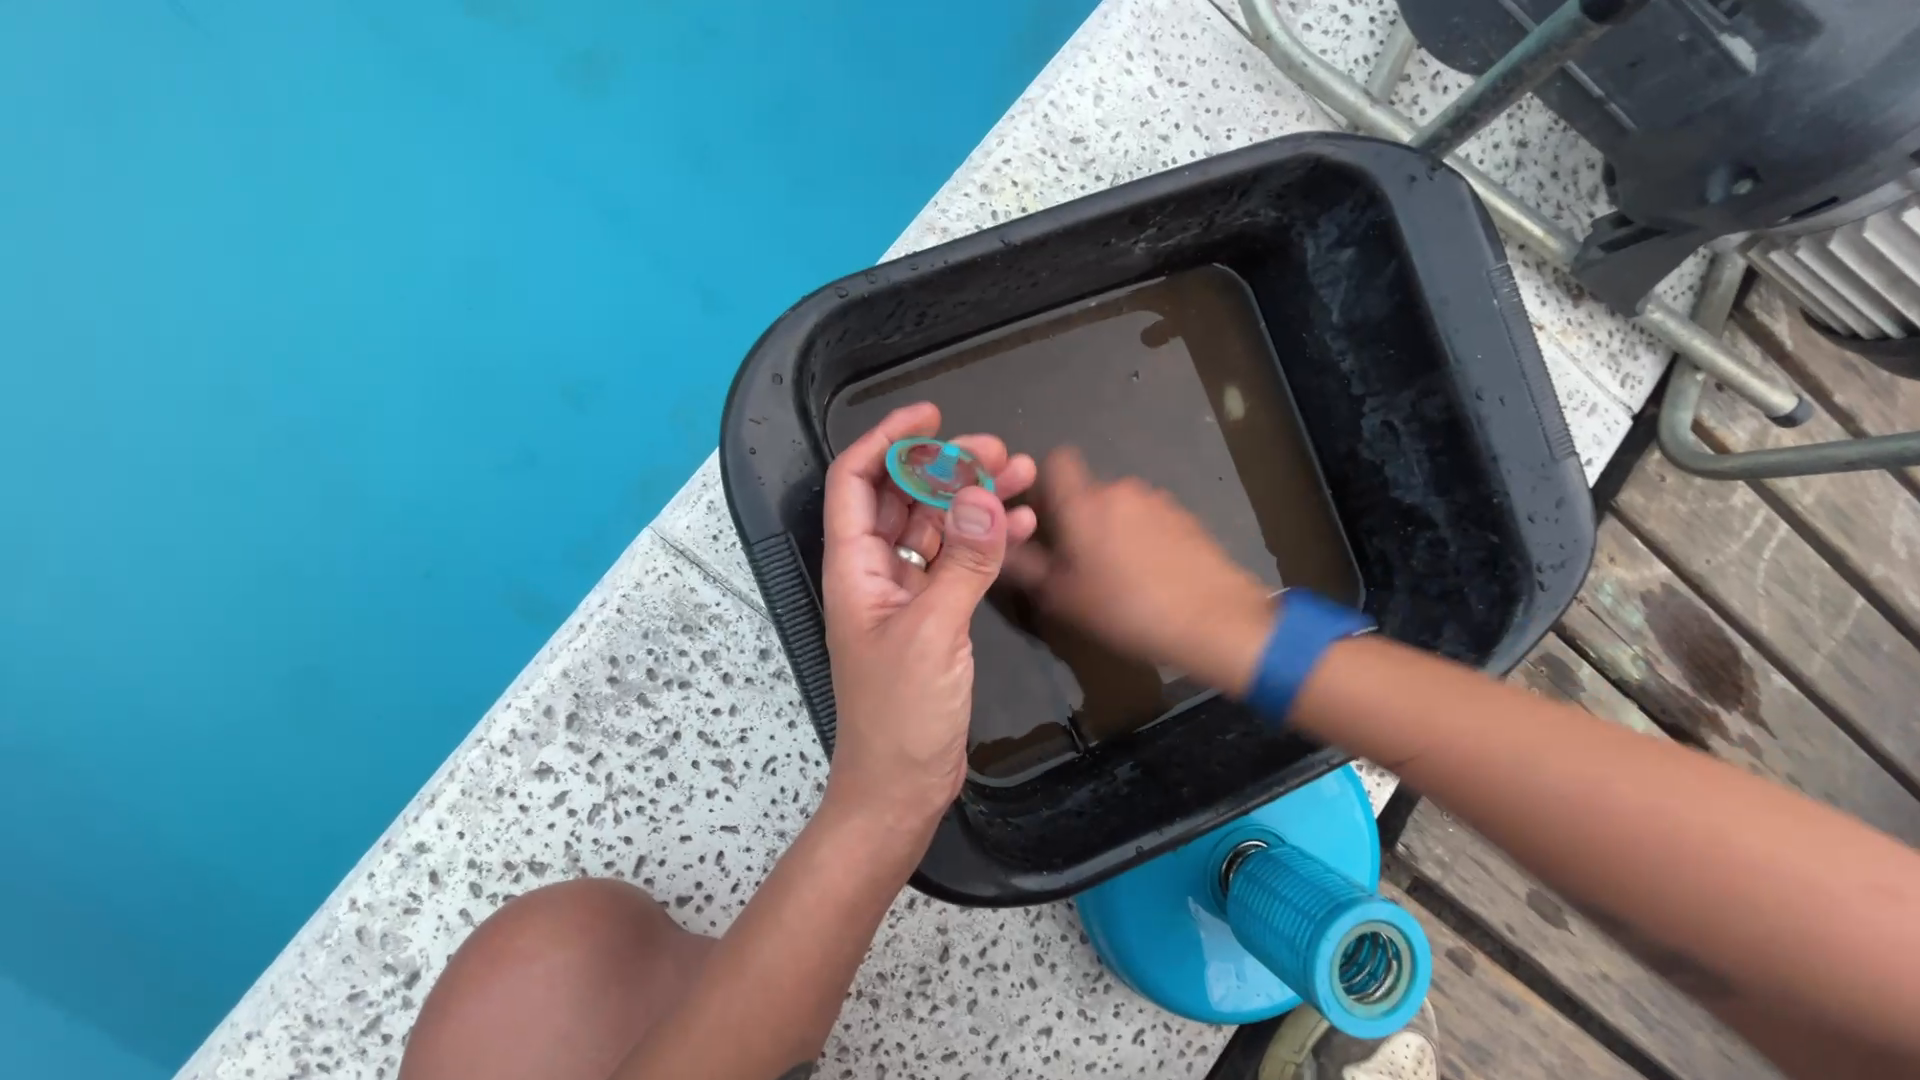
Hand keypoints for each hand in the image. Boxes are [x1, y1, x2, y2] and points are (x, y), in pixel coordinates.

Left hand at [820, 403, 1037, 826]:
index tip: (931, 415)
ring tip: (1021, 476)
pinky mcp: (935, 615)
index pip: (857, 481)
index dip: (888, 441)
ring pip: (938, 527)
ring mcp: (907, 594)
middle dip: (946, 467)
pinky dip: (987, 541)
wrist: (901, 785)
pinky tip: (1021, 525)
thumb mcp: (933, 633)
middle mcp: (875, 572)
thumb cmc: (900, 716)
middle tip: (998, 451)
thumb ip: (963, 564)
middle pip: (905, 498)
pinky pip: (960, 563)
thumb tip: (987, 498)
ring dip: (974, 500)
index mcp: (854, 568)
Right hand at [1004, 447, 1272, 695]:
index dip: (1044, 483)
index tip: (1041, 518)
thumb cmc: (1126, 609)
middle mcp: (1118, 488)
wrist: (1214, 619)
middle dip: (1076, 517)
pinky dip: (1140, 536)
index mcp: (1082, 502)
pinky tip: (1149, 574)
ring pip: (1117, 505)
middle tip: (1075, 561)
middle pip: (1085, 489)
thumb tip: (999, 546)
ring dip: (1109, 527)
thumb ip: (1024, 566)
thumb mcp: (1062, 597)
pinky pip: (1147, 517)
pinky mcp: (1184, 515)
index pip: (1055, 461)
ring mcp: (1156, 499)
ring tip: (1116, 573)